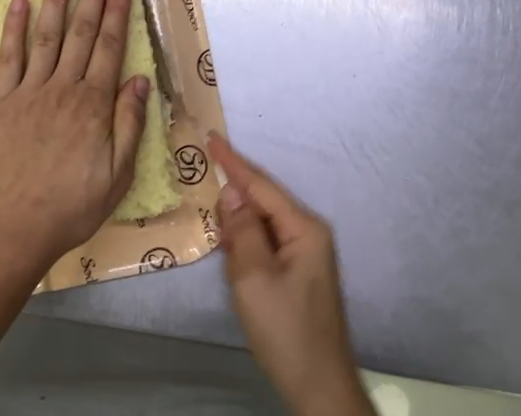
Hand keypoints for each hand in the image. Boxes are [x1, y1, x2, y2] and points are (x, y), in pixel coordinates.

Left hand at [0, 0, 150, 272]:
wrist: (14, 228)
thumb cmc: (71, 206)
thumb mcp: (117, 175)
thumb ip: (128, 124)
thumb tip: (139, 80)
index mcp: (94, 105)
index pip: (109, 47)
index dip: (117, 13)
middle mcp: (63, 89)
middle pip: (81, 32)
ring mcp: (29, 92)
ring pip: (46, 36)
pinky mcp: (1, 102)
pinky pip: (9, 58)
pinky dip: (14, 28)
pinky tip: (19, 3)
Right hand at [209, 134, 374, 415]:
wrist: (318, 384)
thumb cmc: (285, 329)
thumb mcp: (254, 277)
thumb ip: (242, 230)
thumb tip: (232, 192)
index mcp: (304, 228)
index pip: (261, 186)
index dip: (233, 162)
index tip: (210, 136)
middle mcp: (309, 233)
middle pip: (264, 200)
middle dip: (234, 184)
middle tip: (202, 162)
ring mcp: (306, 254)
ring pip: (264, 221)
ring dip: (238, 212)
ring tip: (209, 195)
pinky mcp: (298, 273)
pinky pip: (267, 240)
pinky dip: (245, 236)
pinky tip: (228, 236)